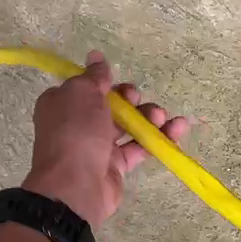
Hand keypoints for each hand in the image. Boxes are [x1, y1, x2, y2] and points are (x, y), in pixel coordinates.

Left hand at [22, 51, 190, 227]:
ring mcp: (96, 147)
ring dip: (148, 118)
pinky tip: (177, 130)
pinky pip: (138, 148)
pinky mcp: (115, 166)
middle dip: (131, 100)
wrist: (76, 185)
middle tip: (137, 100)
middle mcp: (77, 125)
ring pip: (127, 127)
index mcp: (62, 104)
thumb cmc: (75, 131)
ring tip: (162, 118)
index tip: (118, 82)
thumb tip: (95, 56)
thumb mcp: (82, 92)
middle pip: (110, 106)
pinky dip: (158, 139)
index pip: (86, 88)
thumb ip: (94, 75)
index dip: (105, 83)